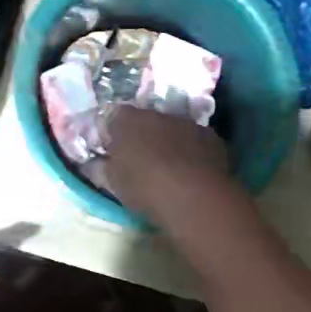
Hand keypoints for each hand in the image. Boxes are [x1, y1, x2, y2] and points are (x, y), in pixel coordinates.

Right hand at [92, 105, 233, 220]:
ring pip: (174, 129)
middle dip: (143, 135)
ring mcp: (189, 124)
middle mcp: (159, 114)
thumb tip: (97, 161)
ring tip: (169, 167)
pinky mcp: (213, 139)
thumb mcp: (112, 181)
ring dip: (170, 142)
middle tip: (141, 158)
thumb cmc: (144, 187)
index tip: (112, 148)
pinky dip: (192, 152)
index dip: (113, 131)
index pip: (115, 116)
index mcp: (128, 120)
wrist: (194, 197)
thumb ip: (103, 165)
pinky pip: (196, 142)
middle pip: (147, 120)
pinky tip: (191, 171)